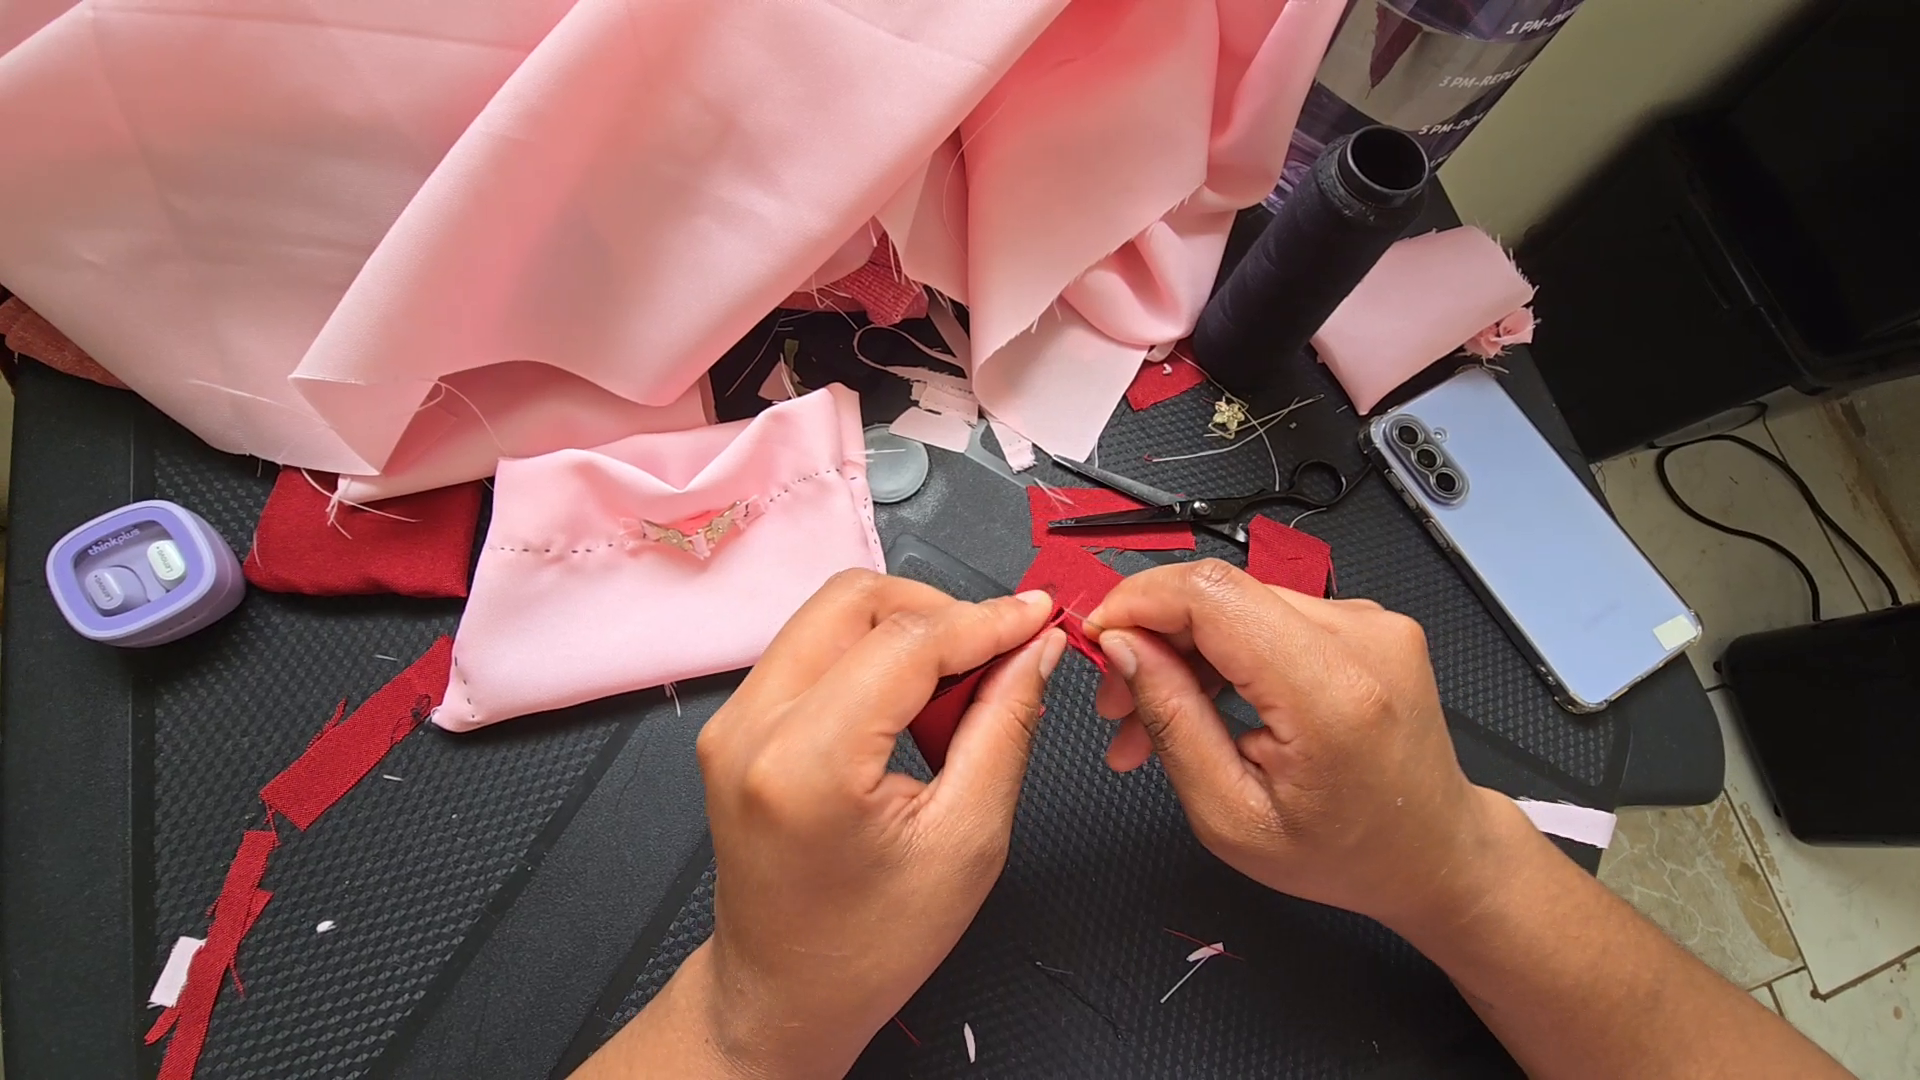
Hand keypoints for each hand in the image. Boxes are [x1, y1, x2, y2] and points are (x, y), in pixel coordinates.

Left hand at [683, 571, 1065, 1077]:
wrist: (781, 993)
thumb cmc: (874, 942)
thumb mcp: (967, 839)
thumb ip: (1006, 724)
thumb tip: (1035, 647)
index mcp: (807, 761)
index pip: (908, 641)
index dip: (986, 619)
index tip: (1038, 615)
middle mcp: (752, 724)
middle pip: (857, 598)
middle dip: (939, 611)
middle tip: (994, 654)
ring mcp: (733, 718)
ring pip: (833, 612)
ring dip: (906, 629)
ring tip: (954, 686)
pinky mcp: (736, 719)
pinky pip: (815, 645)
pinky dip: (873, 652)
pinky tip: (909, 699)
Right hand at [1083, 560, 1515, 933]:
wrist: (1436, 853)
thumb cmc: (1340, 854)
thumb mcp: (1229, 815)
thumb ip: (1171, 720)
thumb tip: (1122, 644)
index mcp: (1330, 691)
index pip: (1212, 595)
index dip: (1137, 601)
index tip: (1096, 638)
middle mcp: (1358, 636)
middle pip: (1215, 595)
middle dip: (1147, 637)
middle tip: (1113, 704)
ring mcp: (1366, 620)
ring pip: (1232, 604)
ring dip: (1177, 650)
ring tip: (1147, 718)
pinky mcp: (1359, 621)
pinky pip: (1261, 616)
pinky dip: (1216, 651)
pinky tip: (1198, 699)